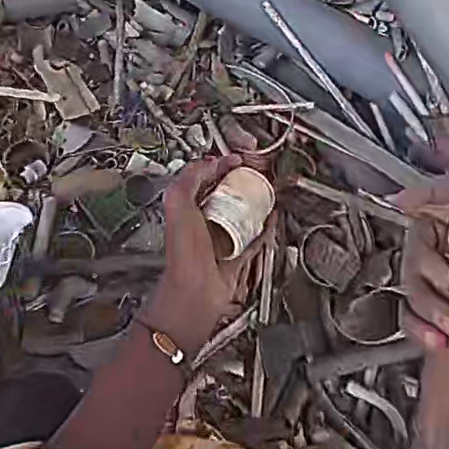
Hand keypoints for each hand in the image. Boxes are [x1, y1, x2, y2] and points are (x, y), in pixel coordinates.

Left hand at [144, 154, 249, 353]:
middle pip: (226, 194)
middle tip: (255, 172)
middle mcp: (203, 221)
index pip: (205, 176)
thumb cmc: (183, 252)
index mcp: (187, 206)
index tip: (236, 159)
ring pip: (242, 213)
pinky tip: (271, 219)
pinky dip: (264, 227)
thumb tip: (209, 162)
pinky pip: (254, 237)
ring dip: (255, 202)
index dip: (220, 164)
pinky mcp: (236, 255)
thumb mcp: (178, 201)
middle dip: (241, 181)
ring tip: (266, 191)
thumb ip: (189, 177)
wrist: (195, 290)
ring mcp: (221, 238)